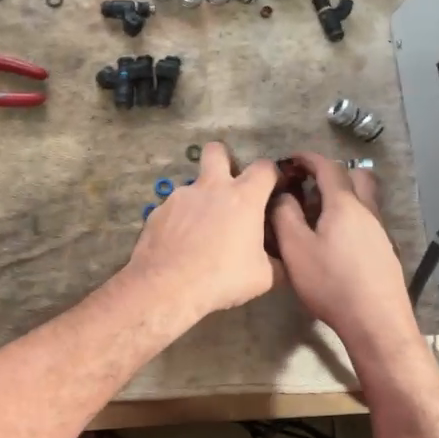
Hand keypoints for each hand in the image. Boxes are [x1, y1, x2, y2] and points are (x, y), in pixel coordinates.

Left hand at [123, 142, 279, 321]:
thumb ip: (276, 261)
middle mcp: (210, 188)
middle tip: (229, 185)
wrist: (167, 286)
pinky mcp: (157, 211)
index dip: (271, 174)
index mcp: (243, 197)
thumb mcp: (263, 277)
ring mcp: (180, 197)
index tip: (272, 188)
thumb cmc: (222, 278)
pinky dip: (180, 221)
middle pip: (217, 151)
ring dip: (201, 200)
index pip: (264, 167)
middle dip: (225, 160)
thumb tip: (281, 260)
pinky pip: (173, 209)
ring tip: (201, 232)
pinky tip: (180, 244)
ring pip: (193, 186)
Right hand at [270, 152, 422, 360]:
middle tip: (309, 186)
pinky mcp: (385, 251)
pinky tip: (333, 242)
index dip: (308, 158)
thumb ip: (285, 215)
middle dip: (332, 173)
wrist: (375, 321)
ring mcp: (380, 231)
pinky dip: (349, 218)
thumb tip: (283, 194)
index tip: (291, 160)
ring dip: (342, 197)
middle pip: (357, 176)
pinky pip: (366, 220)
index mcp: (344, 204)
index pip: (328, 166)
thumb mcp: (295, 249)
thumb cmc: (331, 282)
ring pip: (364, 199)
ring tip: (317, 216)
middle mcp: (367, 211)